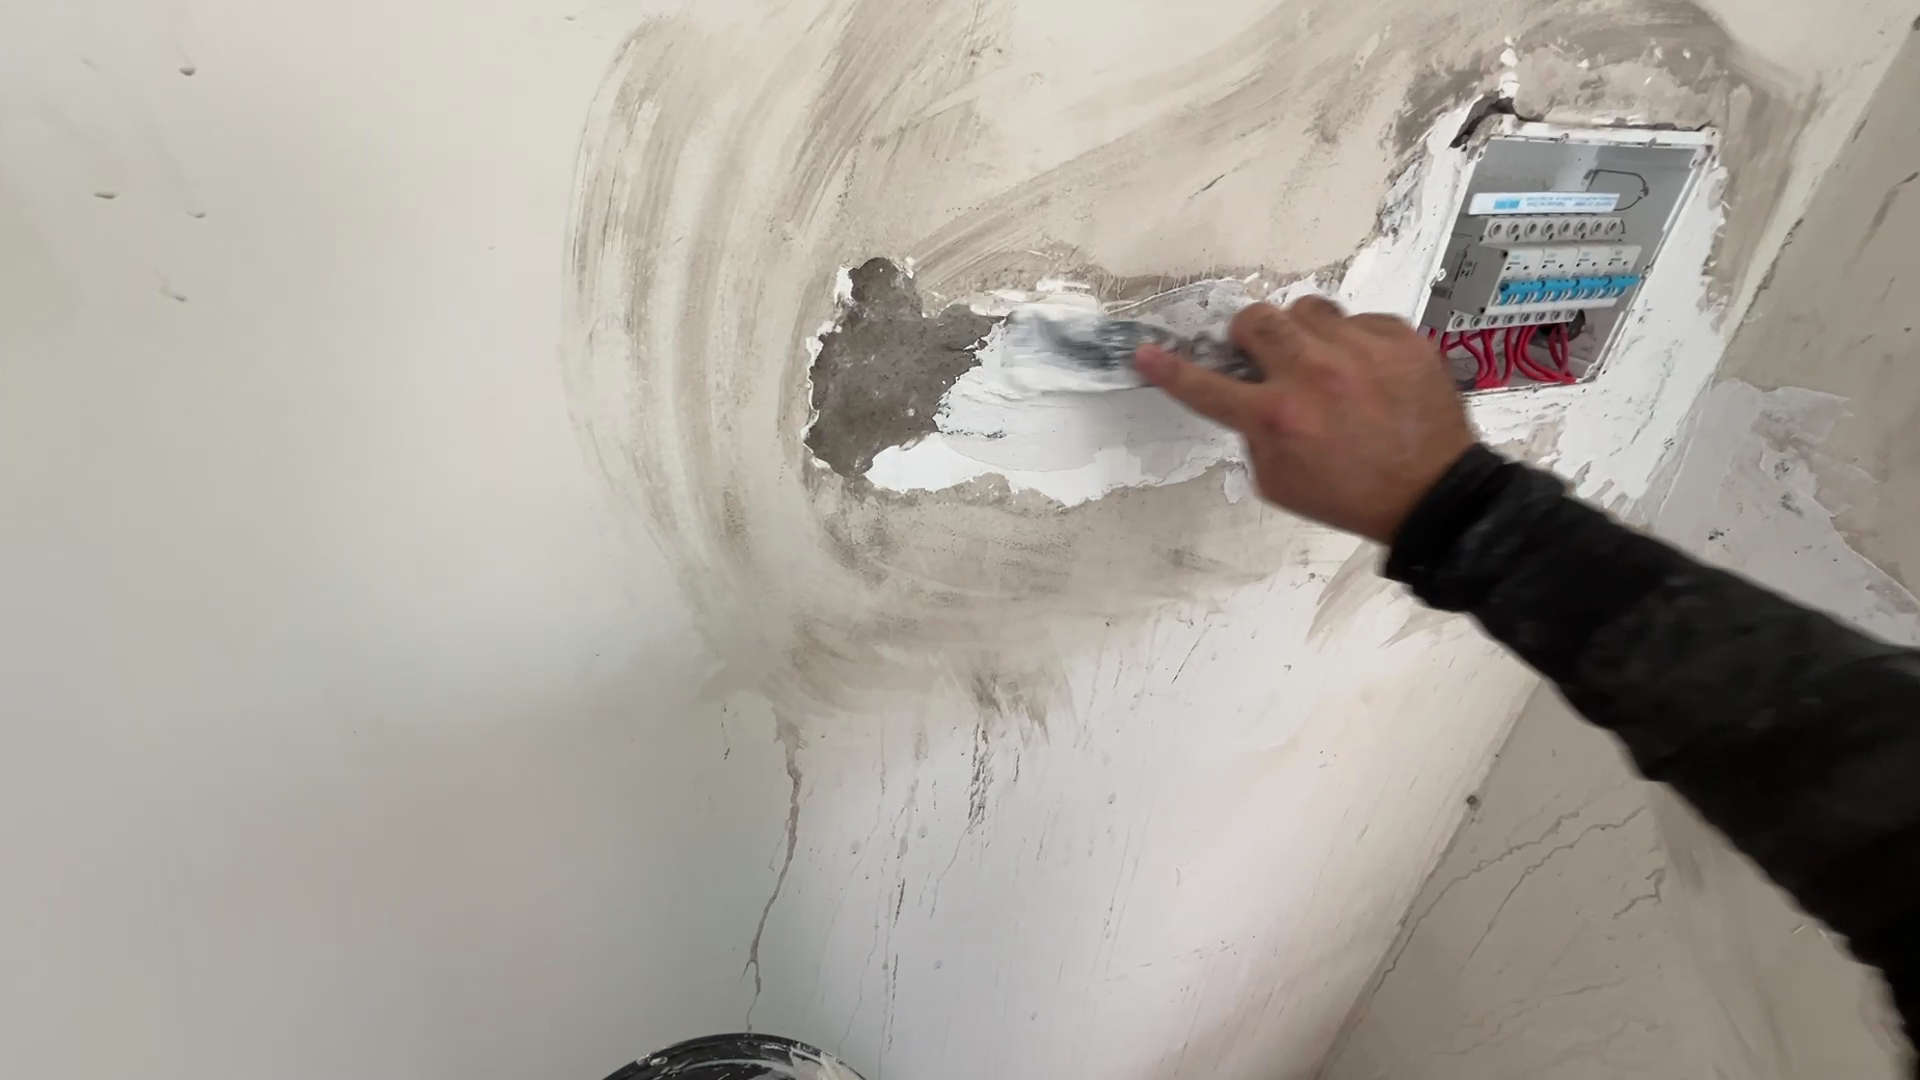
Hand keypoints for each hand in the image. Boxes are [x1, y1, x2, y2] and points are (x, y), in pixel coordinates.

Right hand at [1134, 297, 1475, 543]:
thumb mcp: (1276, 480)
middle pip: (1256, 320)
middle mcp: (1313, 375)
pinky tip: (1360, 370)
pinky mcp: (1400, 338)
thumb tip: (1250, 395)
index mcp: (1277, 417)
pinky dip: (1347, 341)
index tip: (1145, 353)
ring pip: (1305, 309)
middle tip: (1258, 354)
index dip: (1168, 370)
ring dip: (1298, 332)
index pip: (1205, 387)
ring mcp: (1360, 351)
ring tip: (1316, 360)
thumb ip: (1253, 433)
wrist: (1429, 494)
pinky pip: (1355, 319)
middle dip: (1246, 334)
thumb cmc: (1344, 494)